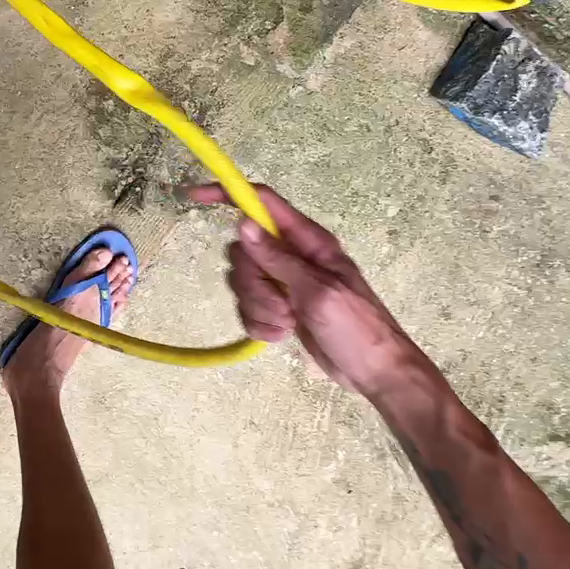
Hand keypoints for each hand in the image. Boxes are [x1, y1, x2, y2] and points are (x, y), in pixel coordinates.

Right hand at [188, 183, 433, 400]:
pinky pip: (246, 305)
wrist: (374, 374)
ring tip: (288, 323)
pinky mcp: (276, 307)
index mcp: (307, 240)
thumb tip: (243, 223)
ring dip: (258, 307)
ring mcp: (282, 281)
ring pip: (241, 280)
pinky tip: (282, 336)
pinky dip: (259, 323)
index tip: (195, 196)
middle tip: (282, 304)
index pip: (261, 202)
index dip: (227, 194)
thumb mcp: (318, 291)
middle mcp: (290, 255)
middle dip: (253, 282)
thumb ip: (278, 258)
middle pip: (243, 250)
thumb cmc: (358, 328)